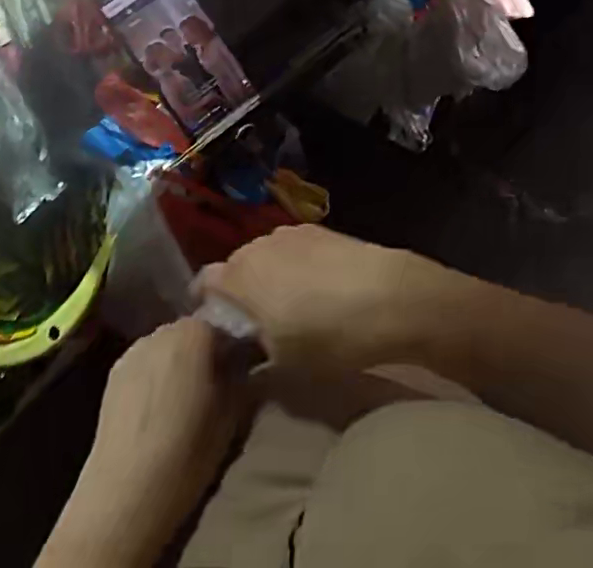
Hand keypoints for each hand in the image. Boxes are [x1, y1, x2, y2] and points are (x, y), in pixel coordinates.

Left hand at [87, 317, 242, 491]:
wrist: (130, 484)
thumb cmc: (191, 448)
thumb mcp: (233, 416)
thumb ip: (241, 379)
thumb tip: (245, 365)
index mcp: (194, 334)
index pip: (221, 331)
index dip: (232, 353)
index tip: (239, 377)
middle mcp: (161, 331)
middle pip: (189, 335)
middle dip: (201, 356)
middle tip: (212, 390)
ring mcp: (133, 349)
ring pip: (164, 349)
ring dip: (176, 365)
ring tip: (182, 403)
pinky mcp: (113, 372)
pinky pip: (143, 365)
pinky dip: (153, 378)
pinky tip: (156, 410)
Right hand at [195, 225, 453, 371]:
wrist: (390, 297)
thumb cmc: (327, 336)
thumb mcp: (285, 363)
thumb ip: (254, 353)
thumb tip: (247, 351)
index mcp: (236, 277)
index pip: (202, 284)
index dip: (207, 305)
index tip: (221, 326)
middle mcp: (253, 247)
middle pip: (235, 268)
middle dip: (241, 291)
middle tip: (261, 321)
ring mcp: (286, 234)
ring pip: (265, 257)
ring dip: (271, 276)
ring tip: (295, 304)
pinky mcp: (317, 229)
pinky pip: (293, 249)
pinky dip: (298, 266)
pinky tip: (322, 288)